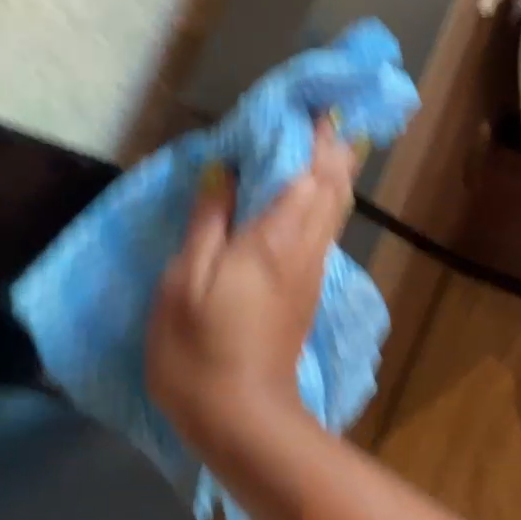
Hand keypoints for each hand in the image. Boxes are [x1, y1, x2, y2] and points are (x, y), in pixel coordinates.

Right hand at [147, 120, 358, 452]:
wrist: (242, 414)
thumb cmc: (200, 349)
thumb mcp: (185, 282)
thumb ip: (208, 222)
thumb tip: (225, 171)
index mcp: (276, 239)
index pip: (308, 173)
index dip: (314, 137)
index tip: (313, 105)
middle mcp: (305, 248)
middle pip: (333, 187)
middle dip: (333, 148)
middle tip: (324, 114)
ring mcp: (312, 270)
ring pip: (335, 209)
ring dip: (334, 172)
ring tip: (323, 142)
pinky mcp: (308, 289)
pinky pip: (324, 230)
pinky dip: (324, 200)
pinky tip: (309, 196)